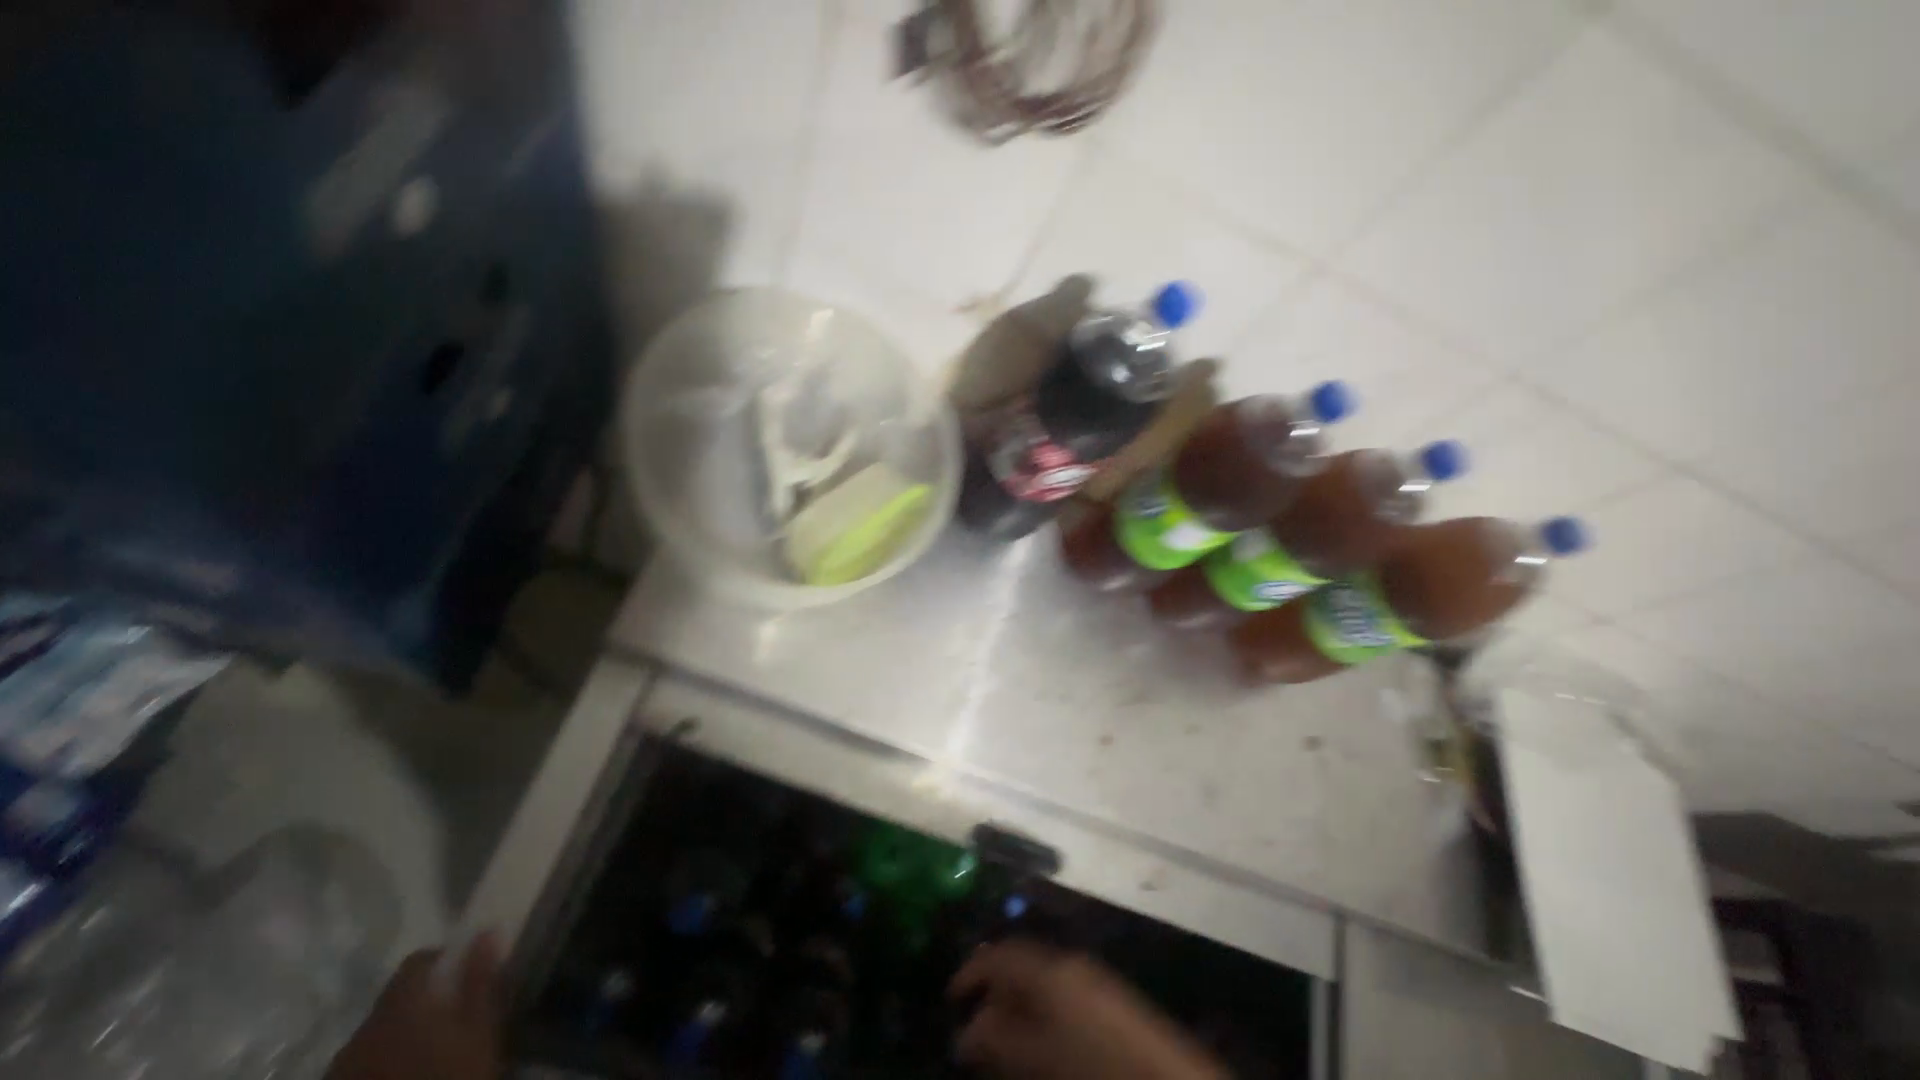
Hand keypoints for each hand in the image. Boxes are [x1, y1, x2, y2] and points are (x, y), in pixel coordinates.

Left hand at [324, 934, 504, 1079]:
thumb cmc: (448, 1077)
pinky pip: (365, 1058)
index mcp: (402, 1003)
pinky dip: (386, 1057)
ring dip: (405, 1031)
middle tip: (456, 1022)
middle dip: (427, 1000)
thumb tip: (487, 932)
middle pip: (398, 995)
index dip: (446, 960)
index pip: (419, 960)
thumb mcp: (479, 1032)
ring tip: (432, 1053)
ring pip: (381, 1028)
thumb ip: (480, 982)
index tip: (469, 977)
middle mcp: (366, 1024)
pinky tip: (406, 1072)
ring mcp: (345, 1060)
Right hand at [948, 941, 1226, 1079]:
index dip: (970, 974)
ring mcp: (1094, 981)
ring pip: (1042, 983)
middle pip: (1021, 964)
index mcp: (1049, 969)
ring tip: (1004, 1041)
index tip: (951, 999)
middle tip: (975, 1025)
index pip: (998, 955)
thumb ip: (995, 1040)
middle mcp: (1070, 964)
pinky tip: (1039, 1043)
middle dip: (995, 992)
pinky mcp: (1111, 1001)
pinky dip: (1042, 1013)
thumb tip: (966, 1032)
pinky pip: (1062, 996)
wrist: (1166, 1079)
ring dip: (1019, 1006)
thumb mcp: (1034, 1057)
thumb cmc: (1092, 1065)